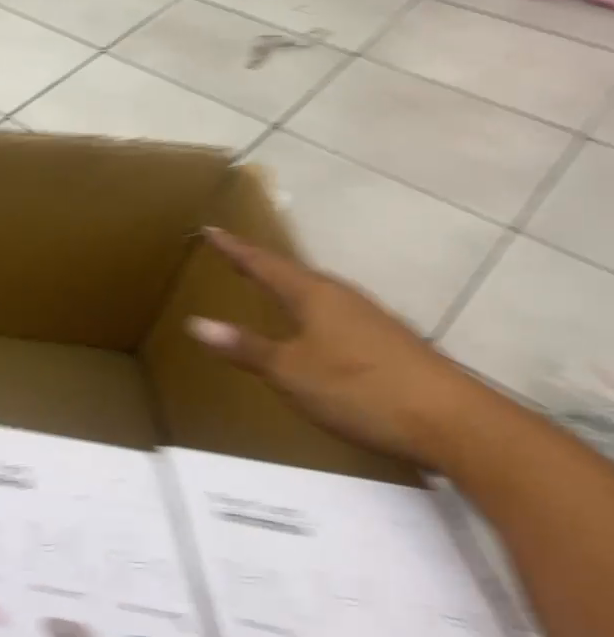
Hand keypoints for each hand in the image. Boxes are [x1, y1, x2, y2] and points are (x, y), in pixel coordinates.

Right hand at [187, 227, 488, 466]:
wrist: (460, 427)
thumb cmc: (363, 389)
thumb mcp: (291, 371)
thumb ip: (246, 347)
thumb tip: (195, 323)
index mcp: (314, 296)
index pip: (264, 264)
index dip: (235, 249)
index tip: (210, 229)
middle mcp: (345, 299)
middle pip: (297, 276)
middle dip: (265, 267)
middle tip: (237, 258)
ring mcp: (375, 322)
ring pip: (323, 297)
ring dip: (294, 291)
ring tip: (272, 291)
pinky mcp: (395, 347)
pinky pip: (341, 318)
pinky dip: (317, 316)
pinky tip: (317, 333)